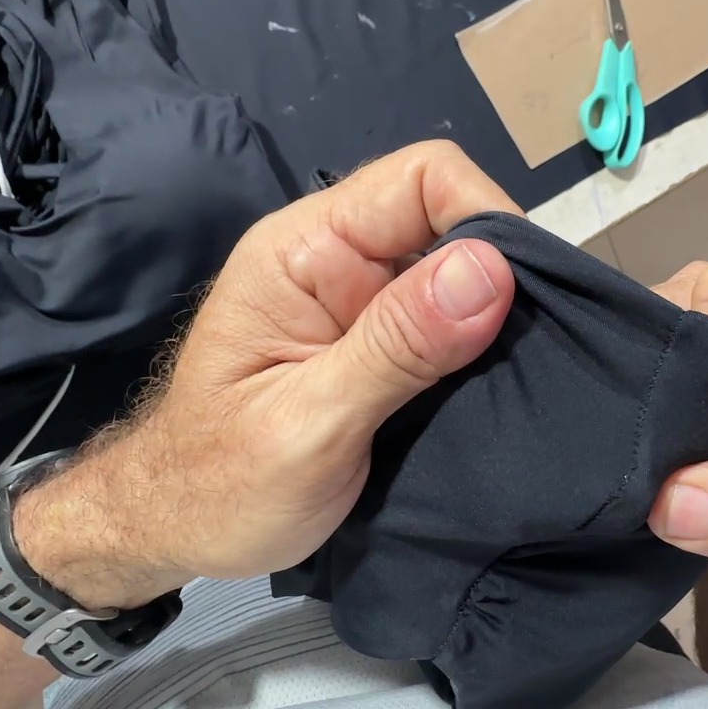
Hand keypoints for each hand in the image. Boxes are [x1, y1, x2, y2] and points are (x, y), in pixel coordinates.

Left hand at [15, 141, 520, 607]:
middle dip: (499, 274)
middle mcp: (335, 257)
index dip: (484, 218)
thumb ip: (396, 346)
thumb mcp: (310, 421)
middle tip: (530, 351)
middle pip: (445, 220)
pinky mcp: (376, 342)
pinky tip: (494, 385)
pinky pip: (446, 321)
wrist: (177, 528)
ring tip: (520, 374)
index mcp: (304, 250)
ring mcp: (357, 300)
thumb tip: (492, 267)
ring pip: (454, 272)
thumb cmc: (220, 484)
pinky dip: (478, 347)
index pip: (419, 180)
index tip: (523, 297)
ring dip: (494, 316)